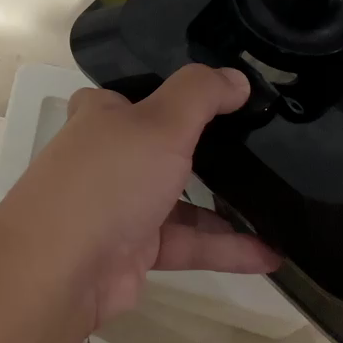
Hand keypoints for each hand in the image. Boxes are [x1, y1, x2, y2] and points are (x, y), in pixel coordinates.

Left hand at [0, 64, 280, 331]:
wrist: (61, 266)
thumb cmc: (107, 178)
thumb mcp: (159, 123)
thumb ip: (199, 96)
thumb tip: (236, 77)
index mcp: (103, 114)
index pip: (142, 94)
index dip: (180, 93)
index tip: (230, 95)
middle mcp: (109, 154)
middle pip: (164, 145)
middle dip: (209, 148)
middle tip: (265, 146)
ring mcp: (121, 202)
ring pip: (182, 197)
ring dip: (227, 204)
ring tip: (280, 203)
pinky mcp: (135, 248)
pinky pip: (188, 241)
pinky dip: (226, 247)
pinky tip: (272, 253)